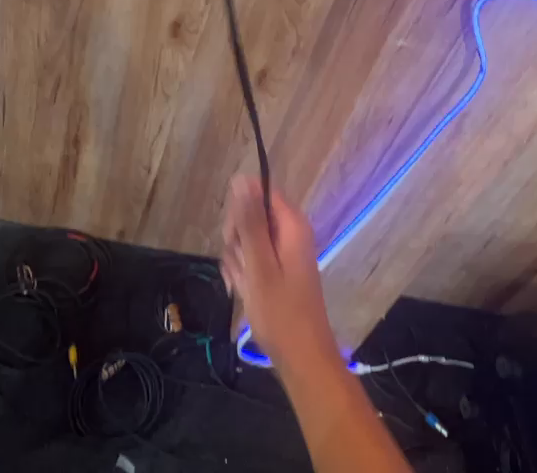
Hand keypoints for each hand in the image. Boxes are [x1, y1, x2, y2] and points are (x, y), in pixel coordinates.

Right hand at [221, 175, 339, 374]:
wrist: (302, 359)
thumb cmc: (280, 313)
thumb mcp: (259, 265)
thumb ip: (249, 220)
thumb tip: (241, 178)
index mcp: (291, 224)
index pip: (258, 192)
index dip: (241, 211)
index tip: (234, 239)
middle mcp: (290, 232)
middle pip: (251, 215)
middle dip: (237, 241)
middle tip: (242, 269)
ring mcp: (285, 252)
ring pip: (248, 240)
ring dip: (239, 261)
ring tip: (245, 288)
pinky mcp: (278, 270)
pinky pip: (253, 259)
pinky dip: (245, 274)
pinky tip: (245, 293)